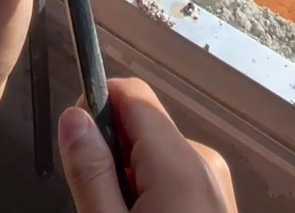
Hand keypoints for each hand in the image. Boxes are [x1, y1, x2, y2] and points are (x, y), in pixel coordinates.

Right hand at [58, 78, 236, 212]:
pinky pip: (176, 180)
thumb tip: (73, 115)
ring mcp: (217, 186)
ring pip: (156, 156)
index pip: (131, 93)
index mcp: (180, 161)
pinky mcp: (221, 206)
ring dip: (131, 180)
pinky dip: (154, 197)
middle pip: (141, 126)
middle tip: (101, 205)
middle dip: (112, 155)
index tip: (79, 149)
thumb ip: (92, 172)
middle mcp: (203, 162)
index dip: (96, 108)